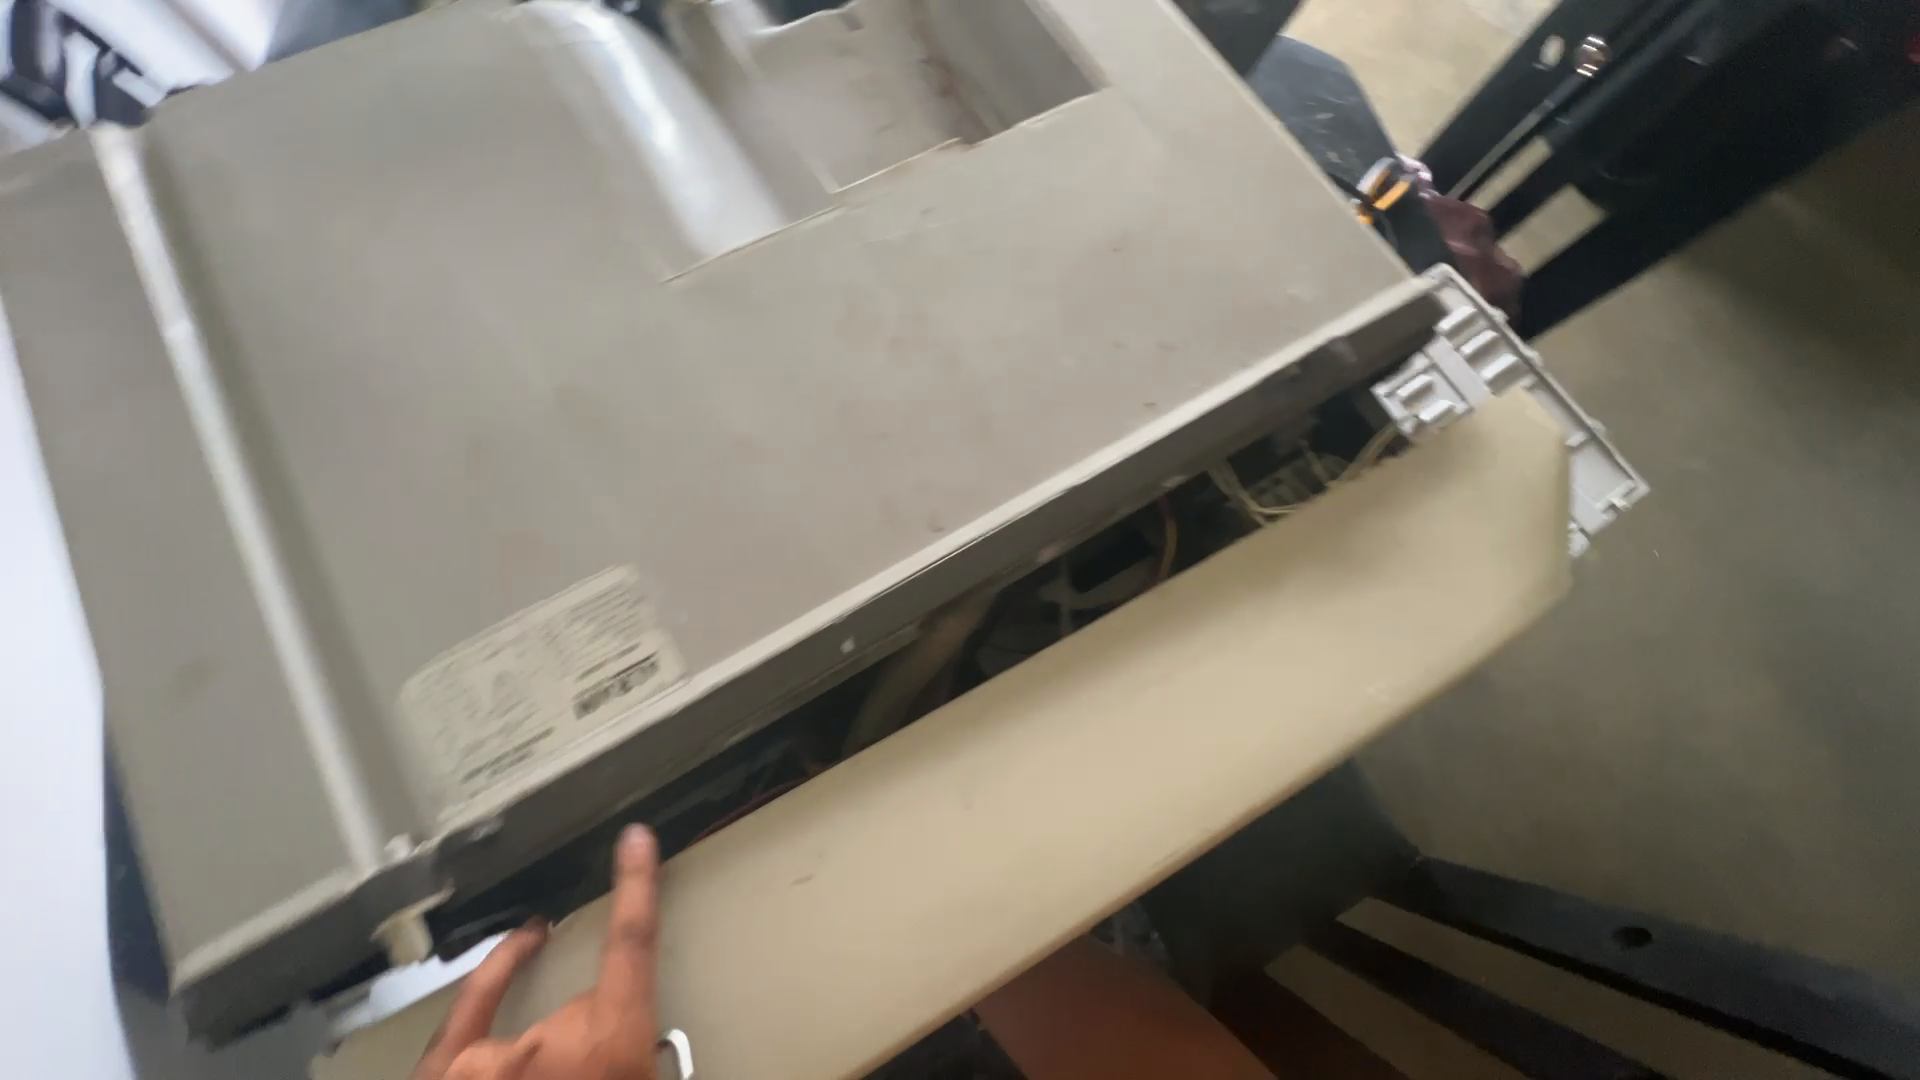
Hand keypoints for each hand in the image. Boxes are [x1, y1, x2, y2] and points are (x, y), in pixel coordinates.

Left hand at [414, 825, 661, 1079]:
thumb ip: (619, 1055)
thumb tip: (599, 1033)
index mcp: (607, 1048)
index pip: (631, 944)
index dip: (636, 886)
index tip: (634, 840)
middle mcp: (540, 1052)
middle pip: (574, 1015)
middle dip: (580, 1052)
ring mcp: (481, 1070)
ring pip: (524, 1035)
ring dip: (539, 1065)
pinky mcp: (444, 1079)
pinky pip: (467, 1018)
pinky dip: (495, 976)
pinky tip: (521, 943)